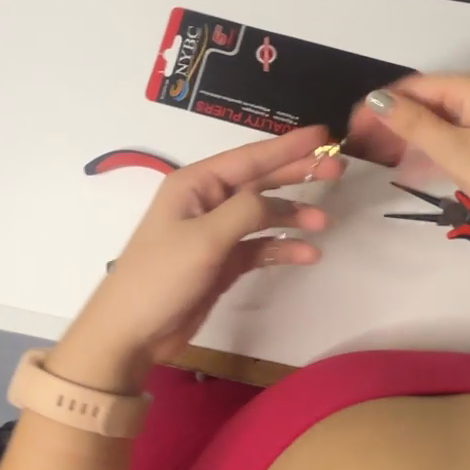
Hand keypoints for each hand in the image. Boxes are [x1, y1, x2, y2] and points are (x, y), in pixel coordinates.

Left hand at [51, 126, 344, 393]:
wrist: (131, 333)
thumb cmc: (160, 277)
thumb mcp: (204, 239)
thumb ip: (245, 211)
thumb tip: (276, 200)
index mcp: (195, 184)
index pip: (249, 158)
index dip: (287, 146)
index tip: (323, 135)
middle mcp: (207, 201)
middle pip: (260, 181)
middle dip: (297, 175)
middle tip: (338, 170)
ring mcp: (215, 232)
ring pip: (263, 214)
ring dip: (293, 217)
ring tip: (326, 223)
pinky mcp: (222, 262)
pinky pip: (259, 247)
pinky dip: (282, 249)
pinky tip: (307, 254)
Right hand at [347, 74, 469, 237]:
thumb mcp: (455, 151)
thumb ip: (412, 124)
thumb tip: (375, 98)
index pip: (412, 87)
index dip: (378, 107)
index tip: (351, 132)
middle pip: (425, 100)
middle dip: (391, 122)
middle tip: (362, 150)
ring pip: (440, 119)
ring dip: (409, 136)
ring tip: (381, 159)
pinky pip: (457, 133)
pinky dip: (433, 146)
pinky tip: (415, 166)